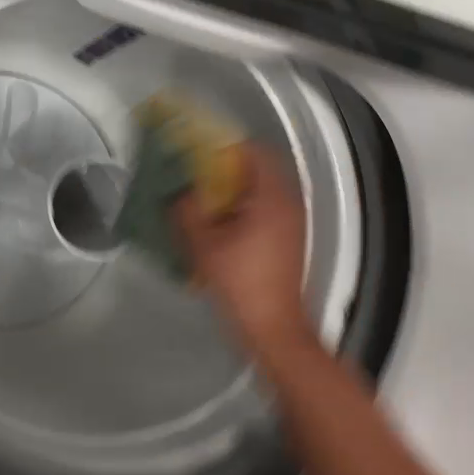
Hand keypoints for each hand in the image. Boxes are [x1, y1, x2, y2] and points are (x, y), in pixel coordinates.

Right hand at [173, 143, 313, 353]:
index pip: (254, 152)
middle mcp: (289, 204)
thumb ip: (188, 210)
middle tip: (195, 172)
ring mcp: (294, 223)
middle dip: (226, 166)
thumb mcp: (203, 244)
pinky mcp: (290, 240)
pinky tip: (219, 223)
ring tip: (203, 197)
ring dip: (234, 188)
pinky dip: (243, 206)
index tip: (197, 150)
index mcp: (271, 198)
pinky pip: (266, 208)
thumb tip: (180, 192)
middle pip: (259, 169)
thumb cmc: (240, 282)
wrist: (273, 328)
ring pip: (262, 190)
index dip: (224, 146)